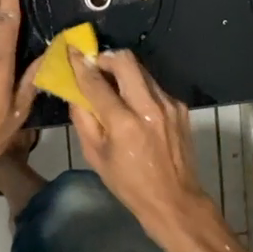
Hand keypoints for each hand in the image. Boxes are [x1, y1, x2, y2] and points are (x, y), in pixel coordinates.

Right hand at [67, 48, 215, 234]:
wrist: (174, 199)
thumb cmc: (129, 184)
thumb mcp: (95, 156)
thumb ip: (83, 120)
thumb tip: (75, 92)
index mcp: (124, 123)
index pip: (96, 83)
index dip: (81, 65)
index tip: (72, 52)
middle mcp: (149, 107)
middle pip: (126, 61)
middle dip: (106, 57)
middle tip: (95, 66)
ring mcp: (169, 104)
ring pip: (142, 71)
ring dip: (124, 72)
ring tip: (114, 86)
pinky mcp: (180, 107)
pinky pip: (155, 87)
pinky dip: (140, 90)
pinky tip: (136, 107)